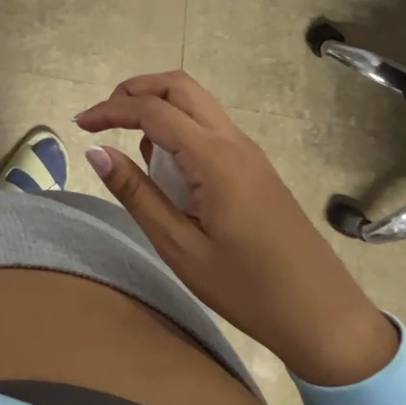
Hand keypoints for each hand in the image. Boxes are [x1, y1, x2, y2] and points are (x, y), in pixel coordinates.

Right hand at [75, 72, 398, 386]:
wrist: (326, 319)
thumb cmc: (247, 288)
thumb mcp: (180, 247)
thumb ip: (136, 193)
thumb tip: (95, 150)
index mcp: (213, 158)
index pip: (151, 110)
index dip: (109, 110)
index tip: (79, 125)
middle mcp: (232, 142)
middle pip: (177, 85)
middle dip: (134, 90)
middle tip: (104, 119)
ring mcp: (248, 152)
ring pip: (196, 101)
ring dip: (157, 105)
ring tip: (131, 145)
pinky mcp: (255, 167)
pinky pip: (209, 125)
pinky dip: (178, 125)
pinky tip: (166, 167)